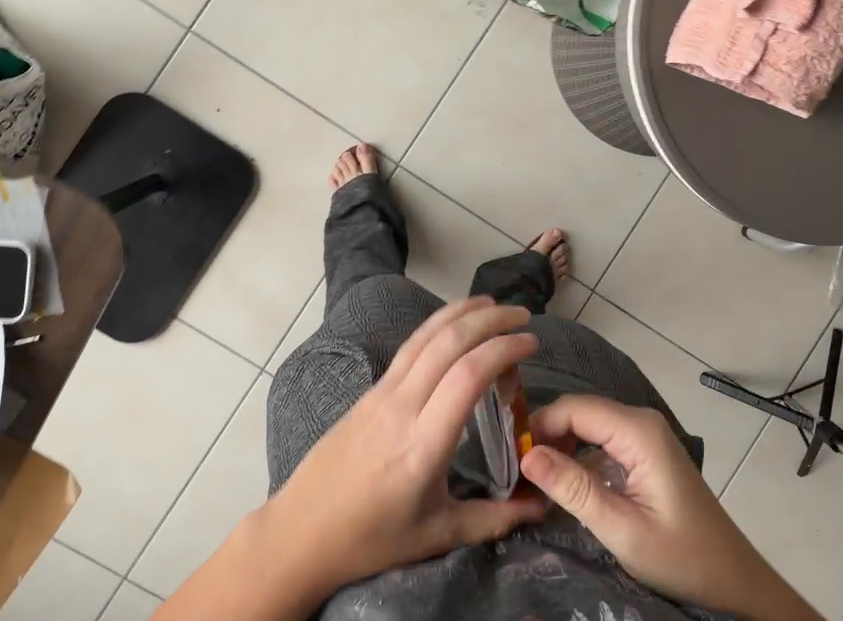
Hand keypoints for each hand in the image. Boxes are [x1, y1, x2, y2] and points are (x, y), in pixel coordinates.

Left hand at [250, 298, 549, 596]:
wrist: (301, 532)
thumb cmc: (370, 539)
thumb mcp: (437, 534)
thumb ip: (493, 518)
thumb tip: (542, 507)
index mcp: (423, 444)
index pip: (468, 375)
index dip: (503, 350)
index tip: (531, 343)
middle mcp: (402, 407)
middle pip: (448, 343)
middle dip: (489, 320)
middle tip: (522, 315)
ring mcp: (381, 394)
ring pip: (424, 337)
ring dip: (460, 312)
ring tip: (492, 303)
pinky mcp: (368, 392)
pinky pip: (408, 349)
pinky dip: (436, 326)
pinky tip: (452, 324)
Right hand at [521, 395, 818, 620]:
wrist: (733, 580)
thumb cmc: (681, 556)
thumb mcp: (622, 529)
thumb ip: (573, 489)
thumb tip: (526, 455)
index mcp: (639, 432)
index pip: (573, 408)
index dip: (538, 428)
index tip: (511, 460)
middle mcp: (640, 422)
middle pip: (578, 413)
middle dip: (544, 438)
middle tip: (517, 474)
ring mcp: (644, 436)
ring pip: (586, 426)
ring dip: (558, 448)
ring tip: (532, 481)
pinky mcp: (643, 453)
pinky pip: (600, 441)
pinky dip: (576, 458)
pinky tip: (560, 484)